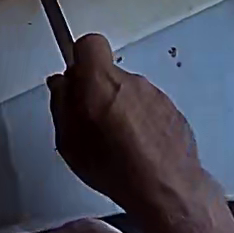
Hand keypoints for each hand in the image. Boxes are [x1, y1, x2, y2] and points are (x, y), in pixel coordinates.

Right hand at [47, 34, 224, 232]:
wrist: (165, 188)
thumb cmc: (116, 167)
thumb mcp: (69, 141)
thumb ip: (61, 104)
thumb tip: (61, 85)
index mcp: (100, 81)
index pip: (89, 44)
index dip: (80, 58)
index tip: (74, 78)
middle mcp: (131, 81)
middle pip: (108, 72)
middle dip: (97, 91)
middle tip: (89, 121)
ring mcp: (155, 94)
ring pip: (129, 92)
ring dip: (120, 109)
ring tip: (114, 143)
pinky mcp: (172, 110)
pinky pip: (148, 108)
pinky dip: (140, 122)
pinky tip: (135, 149)